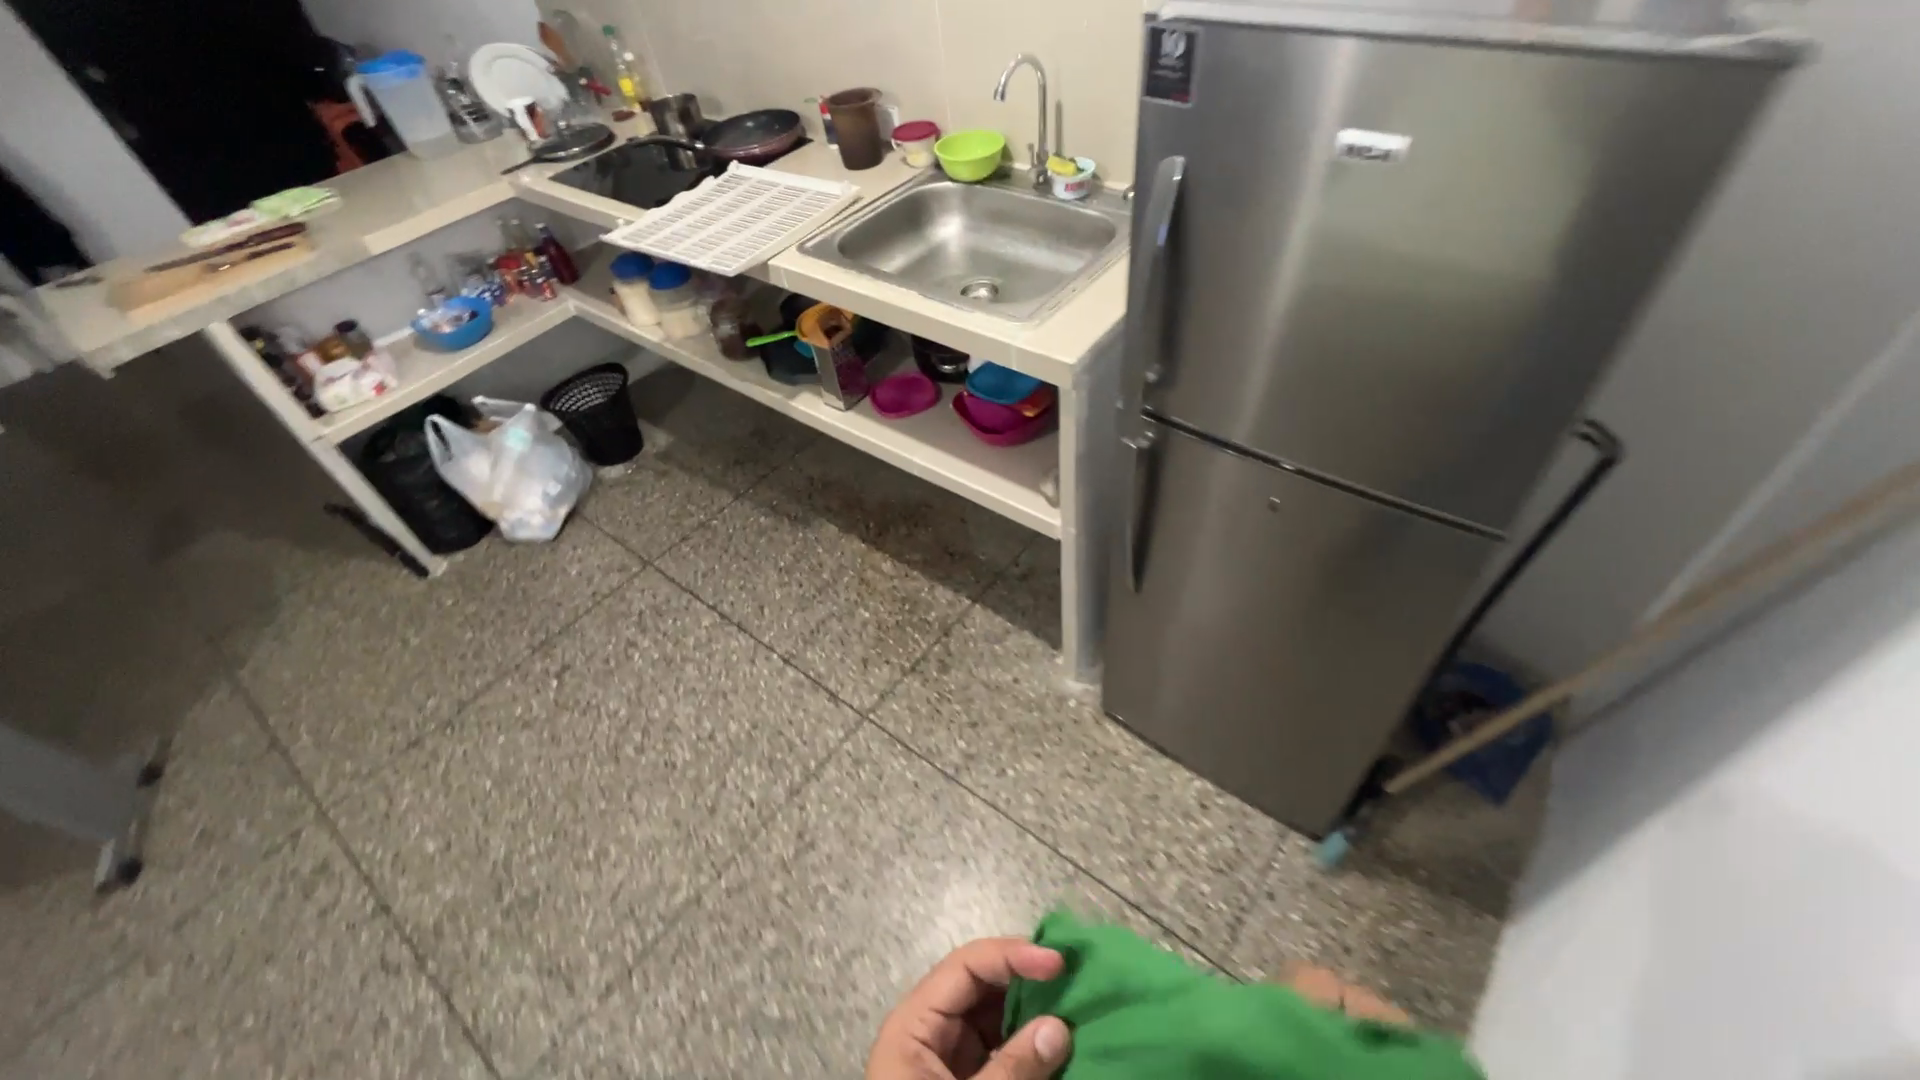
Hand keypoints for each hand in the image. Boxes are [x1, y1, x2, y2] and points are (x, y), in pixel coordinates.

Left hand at [866, 937, 1072, 1079]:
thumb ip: (1011, 1069)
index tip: (1058, 962)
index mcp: (916, 1023)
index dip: (1012, 955)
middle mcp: (931, 1029)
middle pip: (982, 985)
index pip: (966, 966)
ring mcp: (948, 1055)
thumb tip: (1058, 1027)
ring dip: (1035, 1010)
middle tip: (1076, 977)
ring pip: (996, 1015)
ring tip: (1077, 1005)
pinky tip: (1062, 1043)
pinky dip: (1030, 1043)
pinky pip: (1001, 1047)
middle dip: (1028, 979)